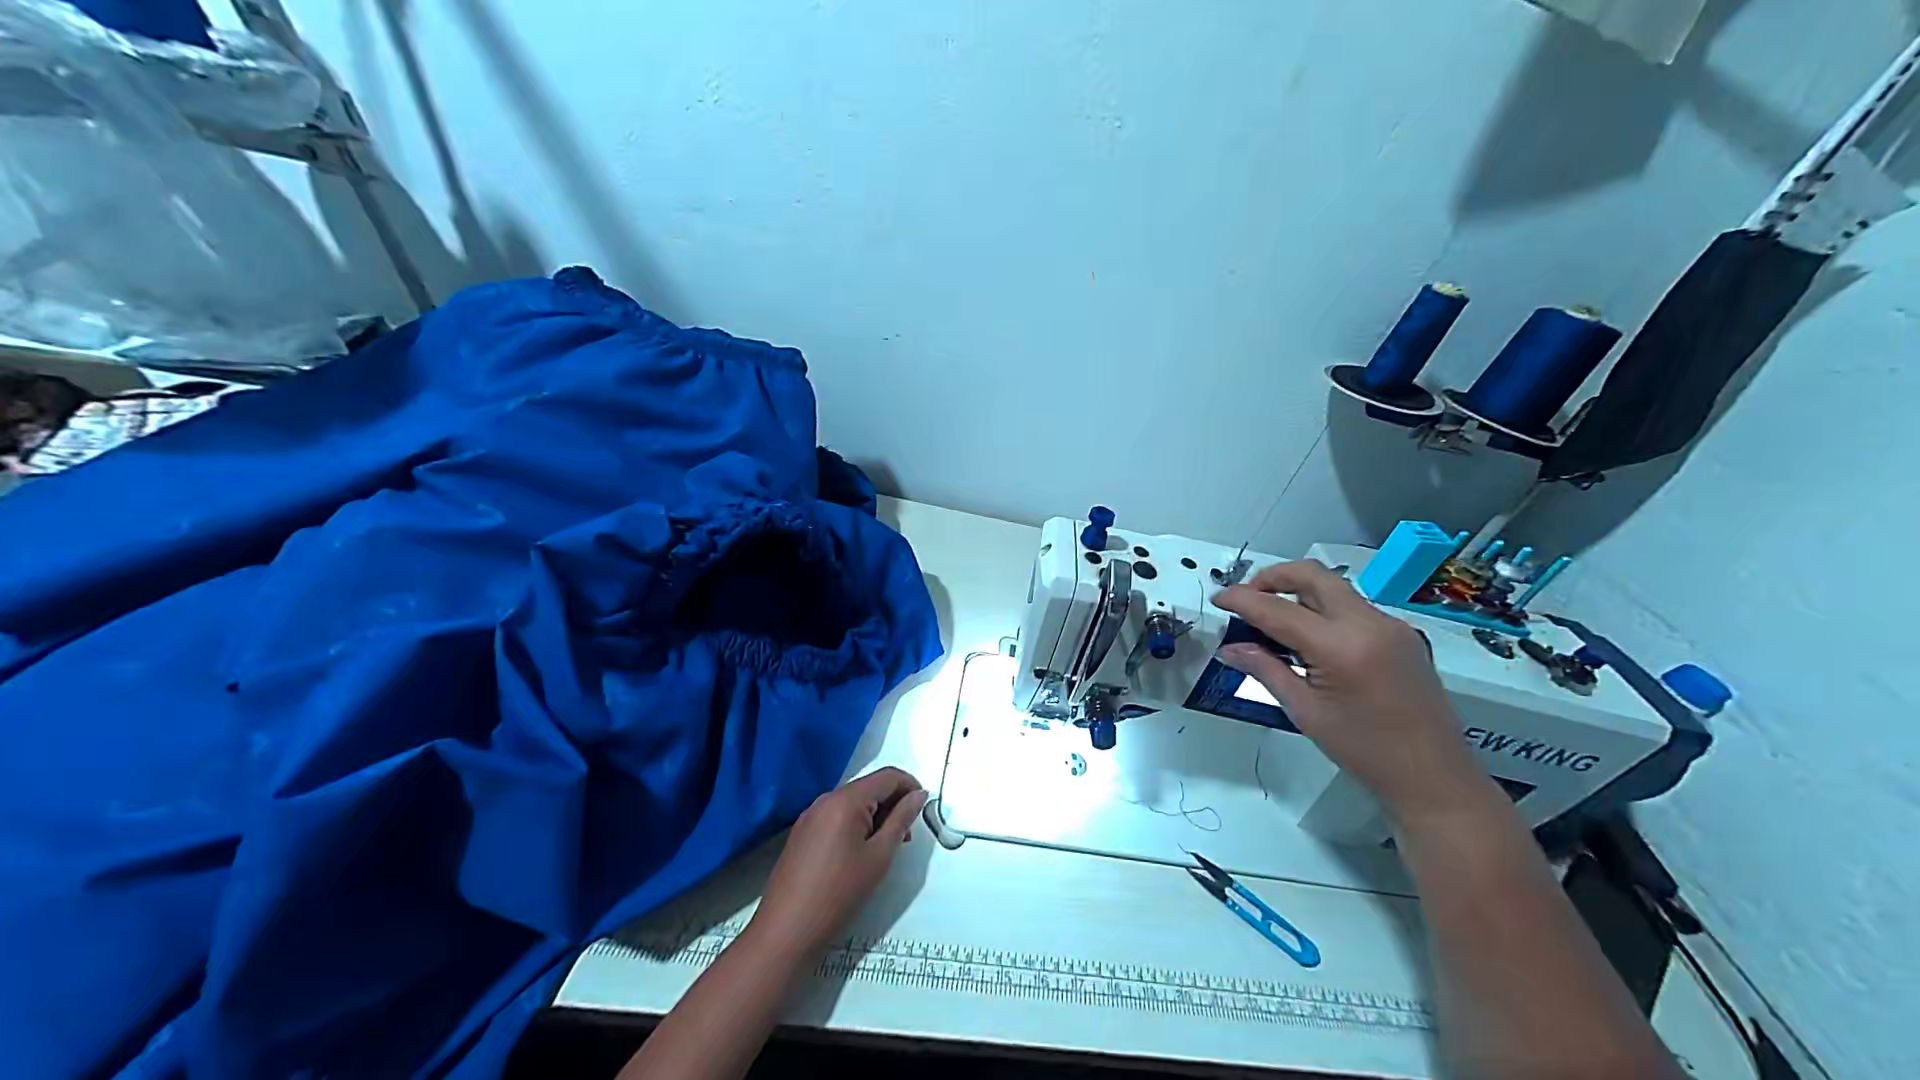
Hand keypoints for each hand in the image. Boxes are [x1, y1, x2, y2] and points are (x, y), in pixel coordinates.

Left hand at [748, 767, 927, 959]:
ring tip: (886, 848)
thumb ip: (901, 820)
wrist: (786, 931)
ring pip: (852, 802)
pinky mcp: (802, 833)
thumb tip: (918, 795)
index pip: (887, 776)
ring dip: (875, 815)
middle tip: (906, 836)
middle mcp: (826, 799)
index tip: (924, 808)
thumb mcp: (879, 856)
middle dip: (893, 803)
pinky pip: (836, 816)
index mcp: (846, 799)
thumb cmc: (840, 893)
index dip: (910, 786)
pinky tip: (860, 853)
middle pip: (869, 787)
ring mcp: (810, 815)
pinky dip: (855, 824)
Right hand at [1211, 561, 1496, 822]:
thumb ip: (1265, 670)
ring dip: (1298, 593)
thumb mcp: (1305, 711)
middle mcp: (1370, 624)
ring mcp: (1391, 626)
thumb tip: (1230, 649)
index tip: (1219, 599)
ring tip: (1272, 621)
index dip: (1242, 600)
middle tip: (1246, 598)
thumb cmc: (1364, 751)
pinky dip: (1323, 610)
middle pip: (1312, 575)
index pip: (1278, 609)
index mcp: (1342, 646)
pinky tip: (1308, 639)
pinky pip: (1353, 607)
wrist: (1434, 777)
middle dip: (1272, 577)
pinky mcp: (1402, 634)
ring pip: (1334, 588)